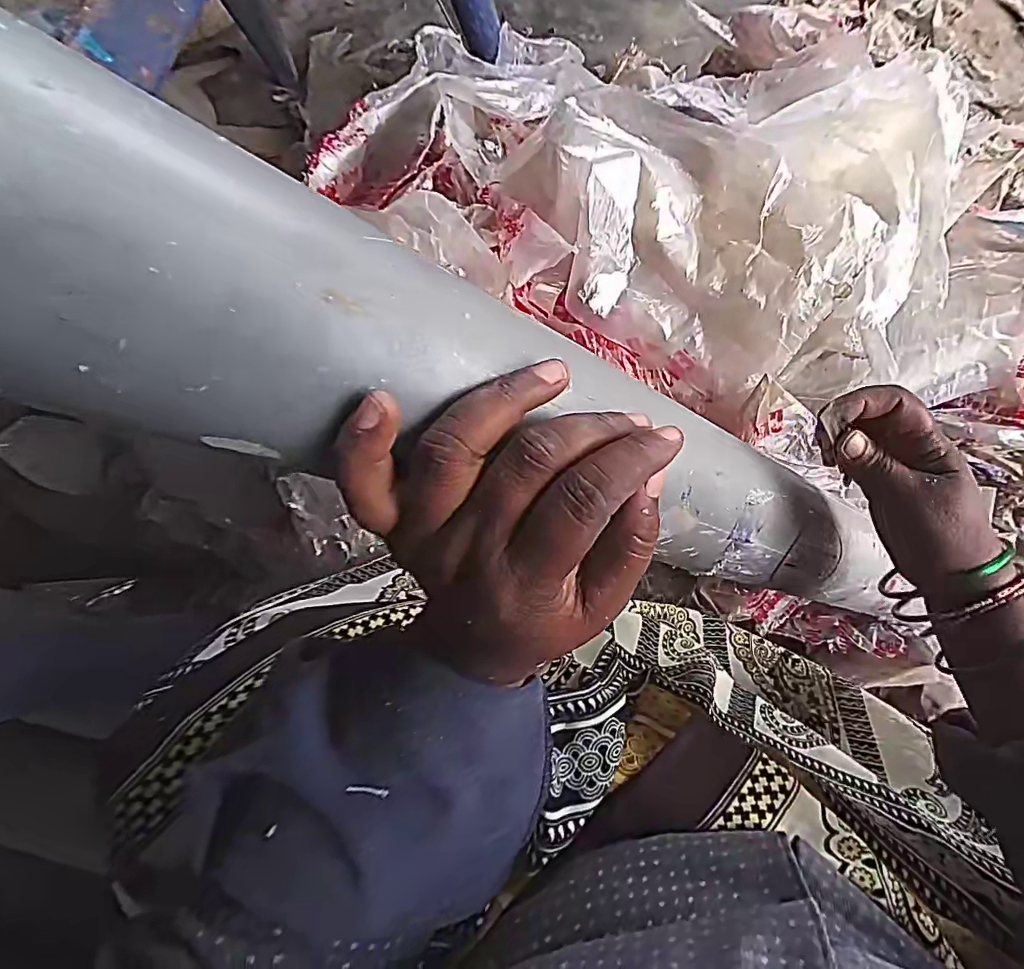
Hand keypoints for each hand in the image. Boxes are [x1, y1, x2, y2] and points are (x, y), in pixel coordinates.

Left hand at [333, 360, 683, 685]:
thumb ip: (629, 547)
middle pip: (526, 465)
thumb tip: (647, 477)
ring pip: (454, 449)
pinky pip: (363, 479)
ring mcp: (420, 532)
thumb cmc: (541, 620)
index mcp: (525, 586)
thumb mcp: (600, 607)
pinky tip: (384, 399)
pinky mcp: (388, 519)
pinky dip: (366, 439)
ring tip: (554, 375)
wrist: (468, 648)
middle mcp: (466, 553)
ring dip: (505, 400)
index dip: (627, 459)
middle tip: (626, 417)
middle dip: (588, 429)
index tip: (661, 437)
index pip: (580, 503)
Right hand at [818, 385, 1004, 594]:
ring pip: (859, 433)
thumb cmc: (949, 536)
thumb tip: (845, 438)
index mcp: (928, 443)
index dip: (862, 402)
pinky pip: (853, 455)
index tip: (835, 420)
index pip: (895, 402)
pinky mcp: (878, 481)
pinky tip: (833, 467)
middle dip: (842, 418)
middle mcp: (909, 447)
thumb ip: (876, 466)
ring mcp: (893, 464)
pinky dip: (838, 455)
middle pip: (871, 413)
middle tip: (825, 441)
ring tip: (827, 455)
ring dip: (836, 436)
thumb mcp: (911, 498)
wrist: (956, 577)